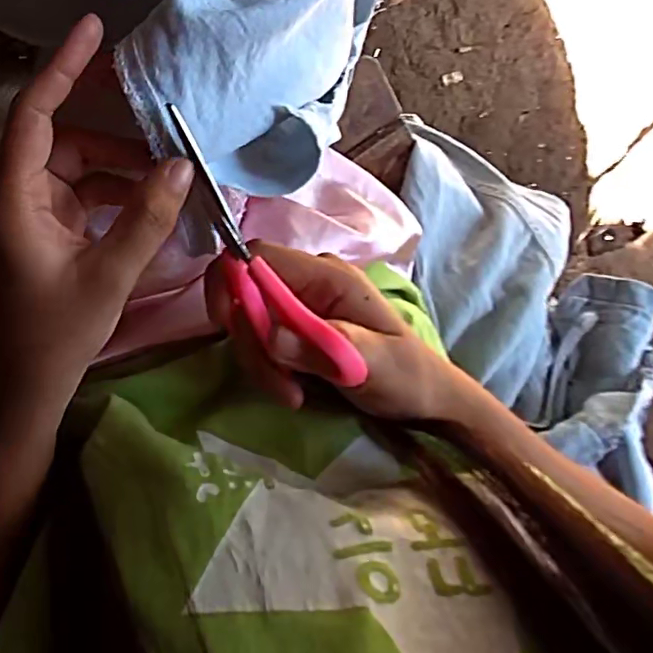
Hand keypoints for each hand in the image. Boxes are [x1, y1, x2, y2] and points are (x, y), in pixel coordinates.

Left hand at [0, 15, 192, 390]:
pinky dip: (117, 187)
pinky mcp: (50, 224)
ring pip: (78, 161)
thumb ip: (146, 218)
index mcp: (15, 197)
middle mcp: (18, 192)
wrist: (32, 382)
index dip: (61, 67)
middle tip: (154, 103)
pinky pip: (85, 187)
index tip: (93, 27)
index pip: (33, 114)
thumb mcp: (109, 274)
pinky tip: (151, 196)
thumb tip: (181, 165)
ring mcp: (34, 208)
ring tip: (167, 165)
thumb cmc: (58, 332)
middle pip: (61, 133)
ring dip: (120, 161)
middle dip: (109, 121)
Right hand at [203, 242, 474, 421]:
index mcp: (327, 276)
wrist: (426, 397)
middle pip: (246, 293)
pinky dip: (266, 367)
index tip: (226, 325)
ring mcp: (299, 303)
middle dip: (251, 342)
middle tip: (280, 385)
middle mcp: (307, 282)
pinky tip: (293, 390)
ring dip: (259, 361)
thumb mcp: (375, 365)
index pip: (257, 255)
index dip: (230, 282)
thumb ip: (323, 346)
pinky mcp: (294, 326)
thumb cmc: (408, 376)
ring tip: (293, 395)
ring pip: (249, 321)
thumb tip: (271, 334)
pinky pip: (260, 339)